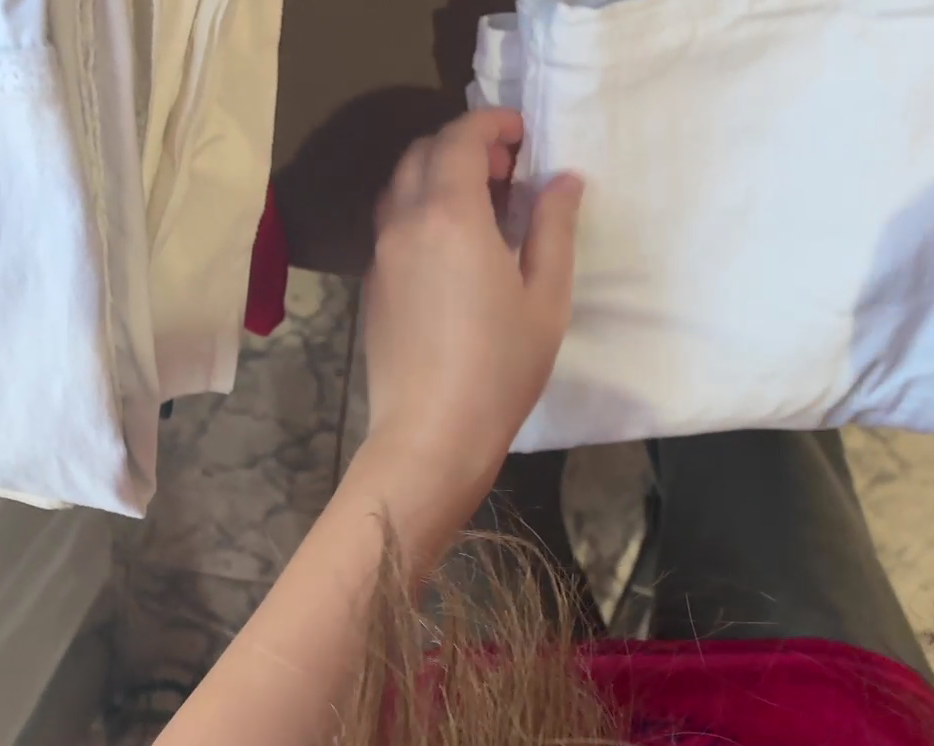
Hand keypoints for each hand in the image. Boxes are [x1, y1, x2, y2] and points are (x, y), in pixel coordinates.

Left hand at [358, 108, 584, 503]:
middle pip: (422, 154)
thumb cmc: (500, 370)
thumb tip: (561, 180)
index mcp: (451, 215)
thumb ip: (553, 230)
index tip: (520, 133)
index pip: (460, 138)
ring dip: (434, 177)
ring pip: (398, 189)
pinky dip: (418, 213)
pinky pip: (390, 228)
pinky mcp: (372, 289)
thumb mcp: (545, 301)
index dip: (491, 123)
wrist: (431, 435)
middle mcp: (405, 224)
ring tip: (476, 205)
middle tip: (505, 169)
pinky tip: (448, 249)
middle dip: (462, 145)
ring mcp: (381, 258)